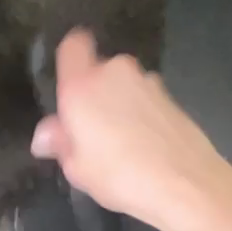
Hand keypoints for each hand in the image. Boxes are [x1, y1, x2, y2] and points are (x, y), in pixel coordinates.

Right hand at [30, 30, 231, 230]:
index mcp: (82, 85)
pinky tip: (145, 146)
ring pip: (123, 85)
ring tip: (121, 143)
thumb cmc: (120, 176)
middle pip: (98, 69)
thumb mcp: (77, 168)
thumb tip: (46, 135)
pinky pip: (144, 99)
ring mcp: (147, 82)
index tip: (69, 86)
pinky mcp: (171, 97)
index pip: (73, 46)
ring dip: (119, 104)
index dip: (70, 59)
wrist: (186, 184)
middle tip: (91, 130)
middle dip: (94, 92)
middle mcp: (114, 73)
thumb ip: (59, 142)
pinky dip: (141, 114)